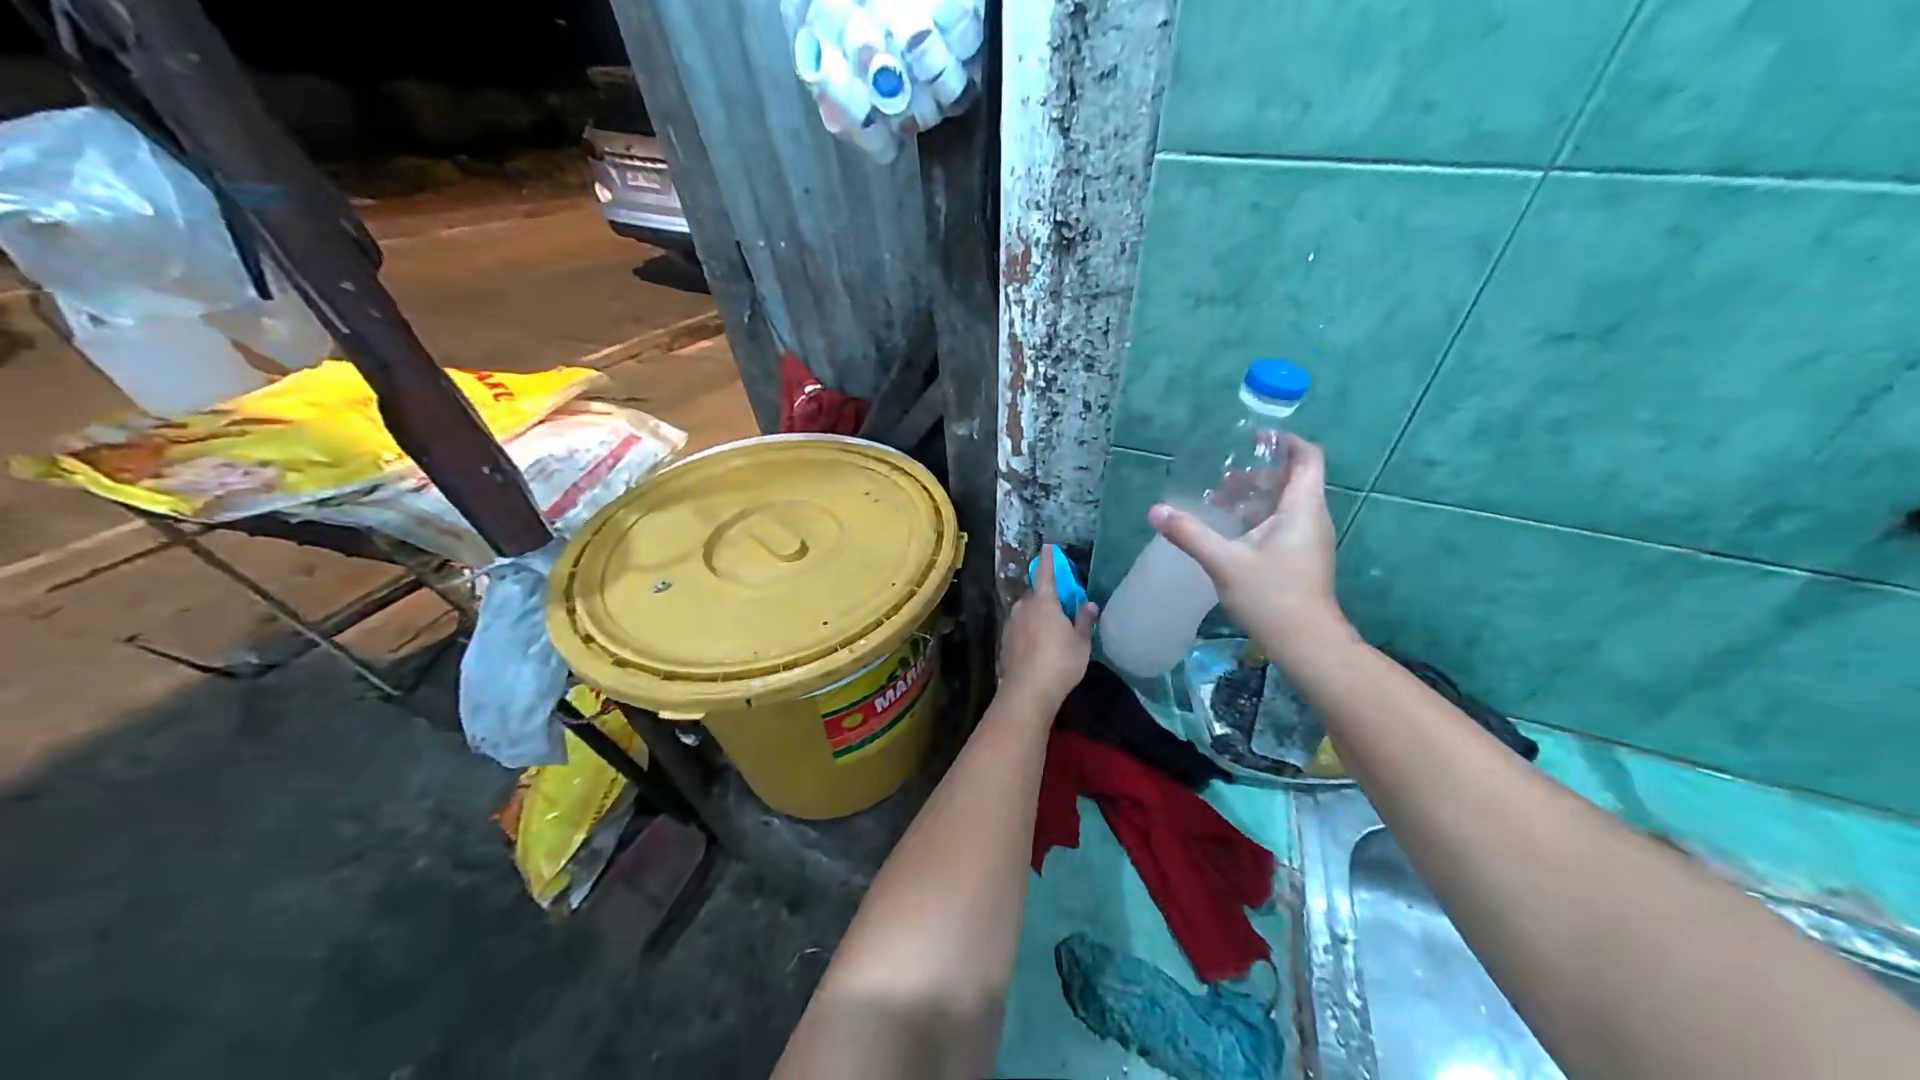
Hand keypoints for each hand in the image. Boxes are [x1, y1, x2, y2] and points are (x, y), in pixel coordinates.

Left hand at [997, 544, 1097, 712]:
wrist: (1027, 691)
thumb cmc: (1060, 662)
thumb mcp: (1081, 642)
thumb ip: (1084, 621)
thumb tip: (1089, 604)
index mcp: (1044, 602)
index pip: (1046, 573)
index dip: (1048, 560)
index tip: (1048, 547)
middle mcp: (1023, 607)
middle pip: (1036, 594)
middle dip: (1046, 595)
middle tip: (1061, 603)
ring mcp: (1011, 624)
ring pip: (1026, 611)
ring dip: (1036, 613)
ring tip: (1051, 627)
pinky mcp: (1005, 641)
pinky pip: (1019, 627)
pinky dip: (1028, 629)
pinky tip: (1038, 643)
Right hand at [1148, 435, 1346, 635]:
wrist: (1306, 642)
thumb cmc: (1271, 596)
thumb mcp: (1224, 562)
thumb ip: (1190, 534)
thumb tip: (1156, 511)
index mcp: (1302, 508)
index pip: (1307, 457)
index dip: (1284, 441)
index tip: (1253, 439)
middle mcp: (1312, 516)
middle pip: (1293, 477)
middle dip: (1258, 473)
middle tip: (1222, 480)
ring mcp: (1310, 538)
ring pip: (1287, 501)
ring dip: (1256, 496)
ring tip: (1220, 504)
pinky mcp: (1304, 556)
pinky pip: (1284, 521)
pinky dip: (1260, 516)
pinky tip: (1232, 532)